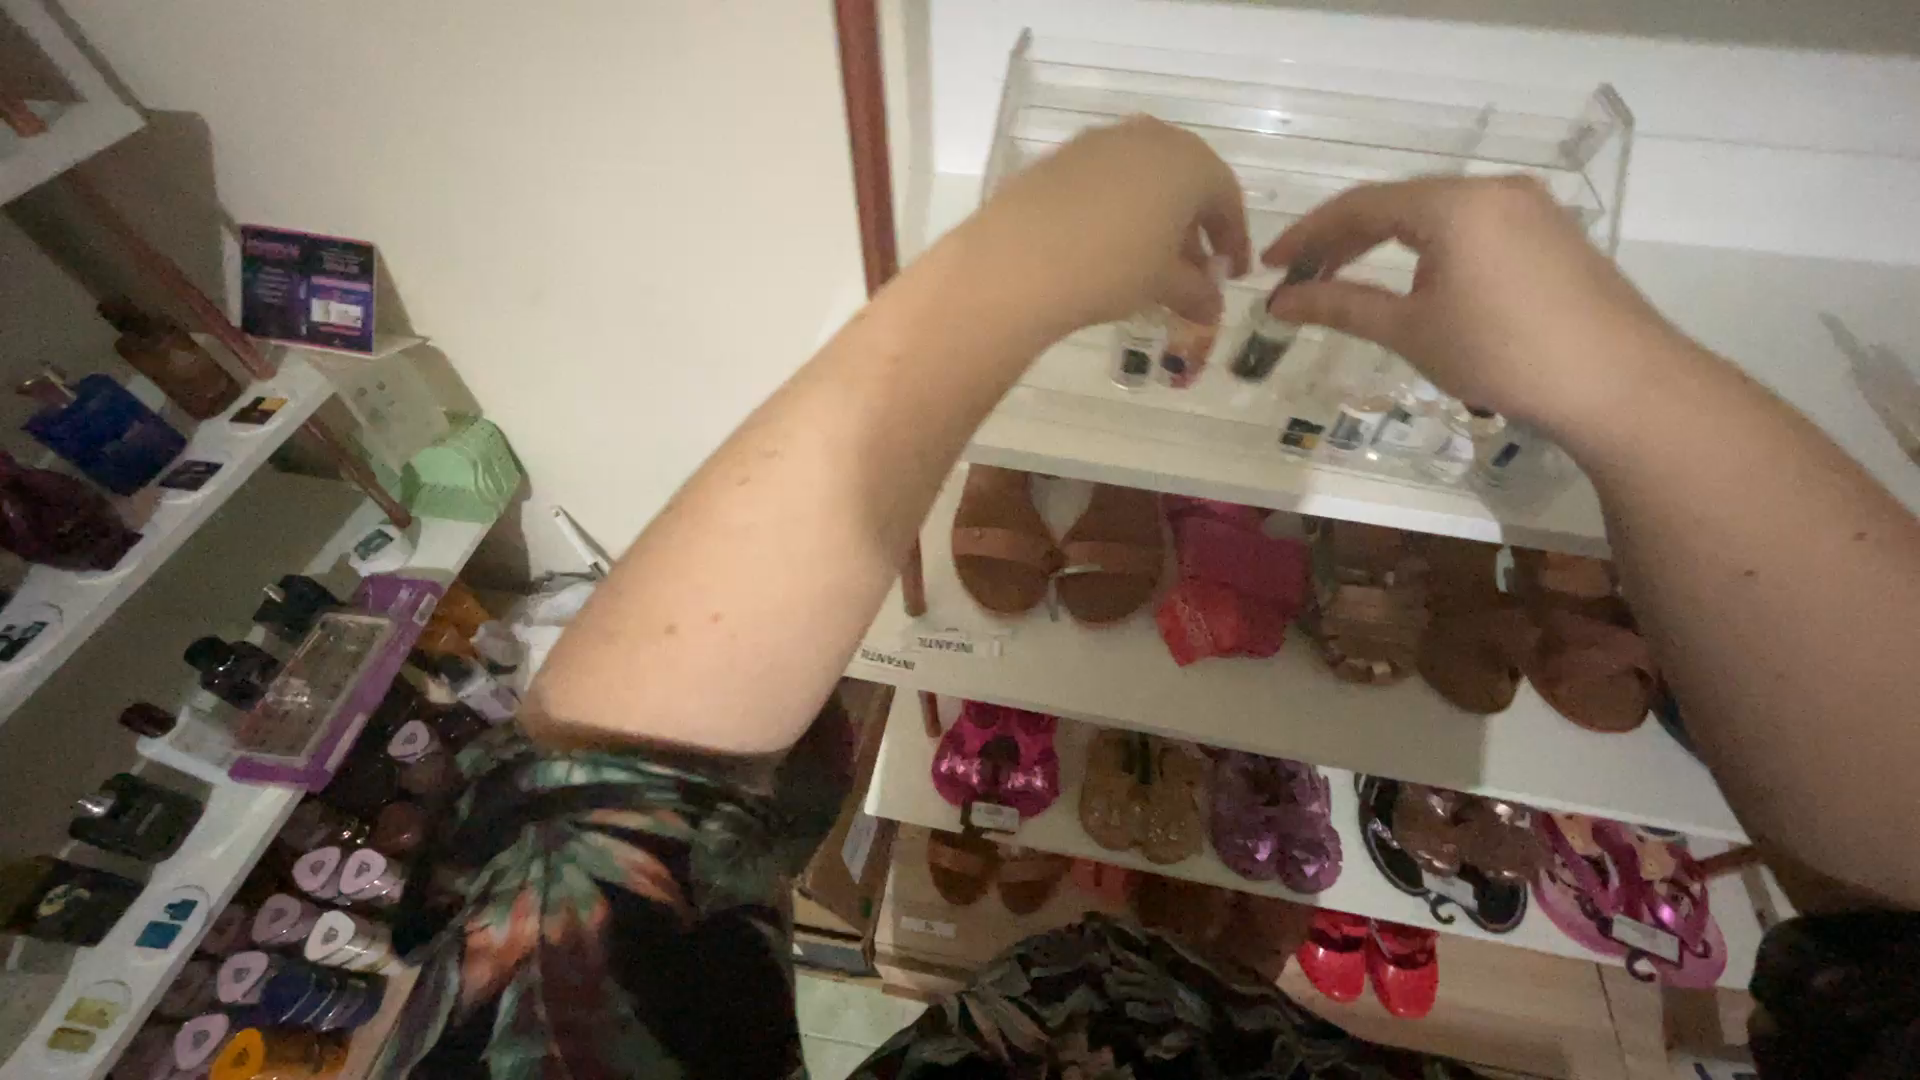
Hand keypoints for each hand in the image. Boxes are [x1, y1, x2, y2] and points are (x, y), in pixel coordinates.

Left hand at [962, 116, 1250, 337]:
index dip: (1232, 242)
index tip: (1232, 275)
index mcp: (1191, 162)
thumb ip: (1196, 292)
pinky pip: (1103, 185)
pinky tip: (1104, 247)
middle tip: (1191, 273)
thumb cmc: (1111, 269)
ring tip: (1147, 265)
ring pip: (1142, 182)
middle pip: (1184, 185)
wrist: (1018, 260)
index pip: (1226, 201)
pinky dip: (1116, 214)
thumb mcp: (1162, 285)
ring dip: (1153, 222)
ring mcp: (1100, 143)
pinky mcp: (1060, 159)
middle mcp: (1150, 139)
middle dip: (1192, 231)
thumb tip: (1212, 307)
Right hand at [1260, 176, 1690, 427]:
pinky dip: (1421, 249)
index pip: (1360, 206)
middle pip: (1395, 204)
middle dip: (1339, 239)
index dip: (1306, 235)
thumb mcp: (1408, 330)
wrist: (1614, 381)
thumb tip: (1278, 302)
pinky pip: (1465, 227)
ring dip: (1379, 244)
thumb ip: (1339, 306)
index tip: (1268, 267)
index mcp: (1454, 204)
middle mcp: (1492, 190)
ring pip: (1431, 214)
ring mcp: (1526, 208)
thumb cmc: (1498, 353)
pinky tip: (1405, 281)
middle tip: (1297, 277)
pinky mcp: (1545, 233)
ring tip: (1340, 280)